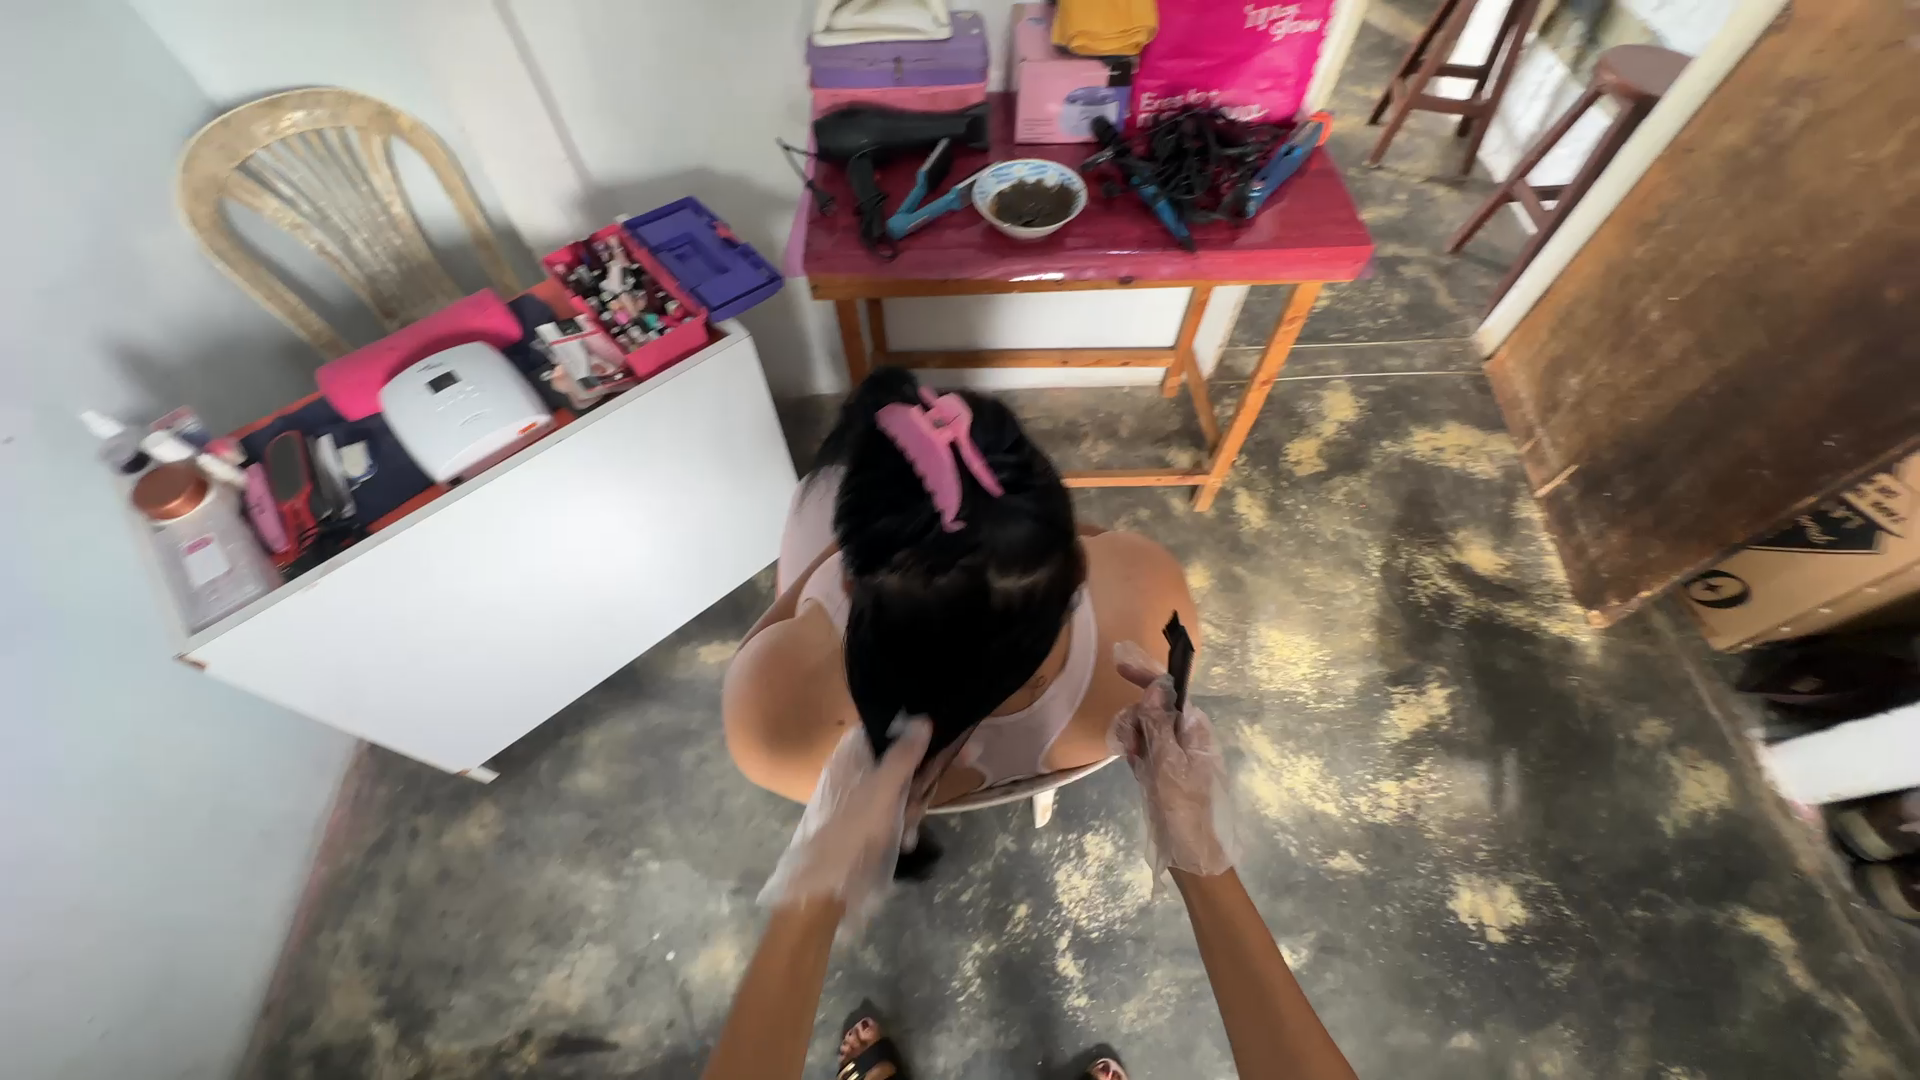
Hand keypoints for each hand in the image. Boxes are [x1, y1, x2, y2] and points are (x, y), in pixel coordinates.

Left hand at [757, 716, 932, 925]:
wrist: (826, 885)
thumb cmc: (854, 828)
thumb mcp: (884, 788)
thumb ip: (905, 753)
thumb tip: (923, 719)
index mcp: (852, 752)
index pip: (885, 726)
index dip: (913, 732)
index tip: (940, 742)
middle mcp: (854, 769)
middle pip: (899, 759)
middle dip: (918, 780)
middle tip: (922, 798)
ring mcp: (858, 796)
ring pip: (900, 788)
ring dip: (911, 807)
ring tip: (908, 829)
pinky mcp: (863, 821)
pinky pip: (892, 811)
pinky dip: (901, 824)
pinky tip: (904, 842)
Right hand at [1109, 642, 1237, 877]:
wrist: (1191, 853)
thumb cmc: (1183, 807)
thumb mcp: (1167, 763)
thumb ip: (1158, 723)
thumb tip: (1156, 686)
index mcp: (1194, 729)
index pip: (1169, 690)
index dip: (1145, 674)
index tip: (1118, 664)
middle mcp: (1186, 734)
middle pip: (1152, 706)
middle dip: (1135, 717)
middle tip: (1129, 744)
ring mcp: (1174, 751)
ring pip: (1144, 726)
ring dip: (1132, 735)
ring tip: (1132, 759)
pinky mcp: (1163, 767)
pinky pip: (1143, 746)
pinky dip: (1134, 750)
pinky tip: (1133, 766)